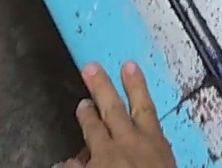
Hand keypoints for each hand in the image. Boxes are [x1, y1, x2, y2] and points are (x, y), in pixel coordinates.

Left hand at [57, 61, 177, 167]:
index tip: (129, 65)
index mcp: (153, 142)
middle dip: (102, 87)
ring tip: (81, 105)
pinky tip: (58, 163)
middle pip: (114, 108)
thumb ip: (154, 155)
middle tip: (90, 68)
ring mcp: (105, 157)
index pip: (144, 107)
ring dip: (86, 115)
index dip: (136, 85)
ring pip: (93, 130)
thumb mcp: (163, 165)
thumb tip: (148, 153)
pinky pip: (70, 166)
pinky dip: (65, 164)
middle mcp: (129, 142)